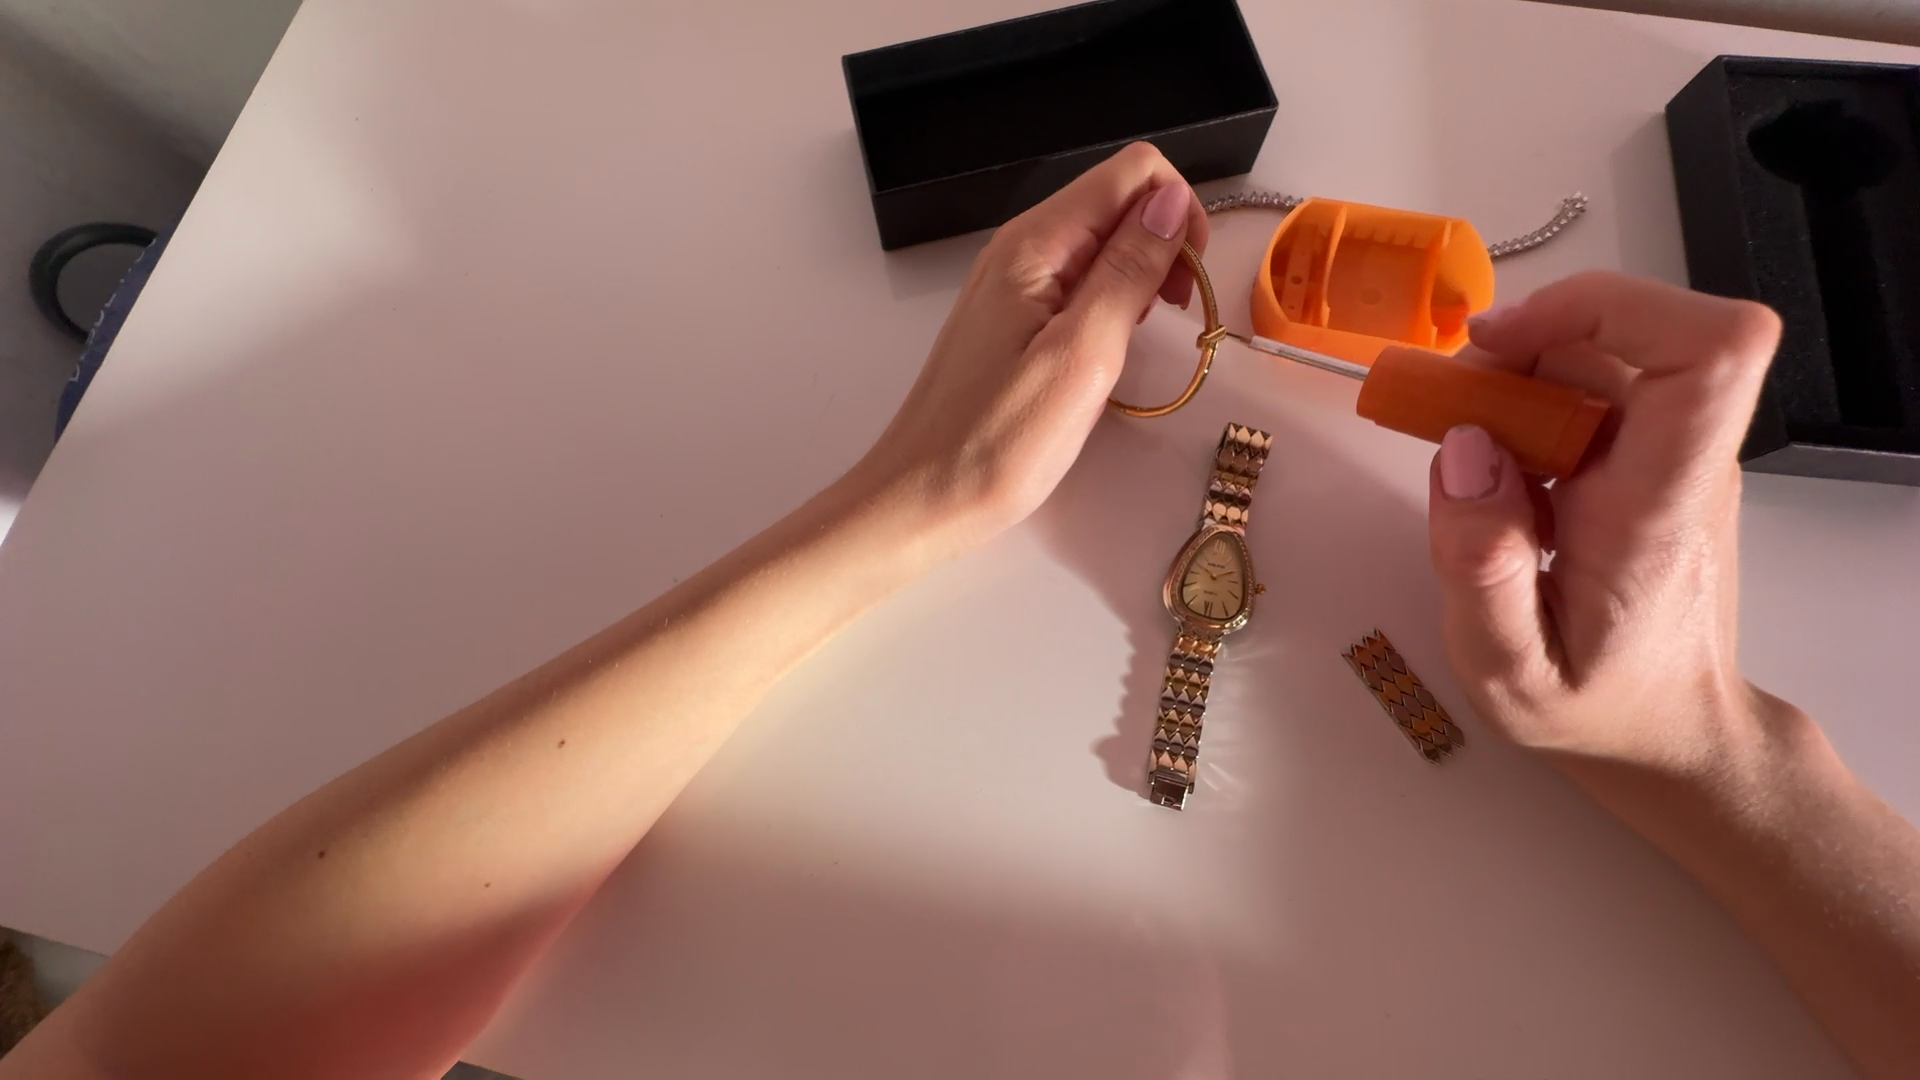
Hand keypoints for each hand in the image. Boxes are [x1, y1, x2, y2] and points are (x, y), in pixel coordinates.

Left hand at [855, 142, 1206, 551]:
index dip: (1178, 214)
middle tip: (1167, 319)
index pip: (1132, 172)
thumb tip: (1171, 200)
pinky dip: (1104, 308)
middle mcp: (1018, 251)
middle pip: (1115, 205)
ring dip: (1136, 280)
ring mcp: (1009, 290)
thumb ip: (1127, 271)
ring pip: (1097, 249)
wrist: (923, 500)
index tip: (1185, 287)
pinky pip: (1072, 289)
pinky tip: (1102, 353)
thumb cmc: (1000, 443)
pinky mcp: (1007, 326)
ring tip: (1134, 341)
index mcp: (1034, 245)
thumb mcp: (1082, 355)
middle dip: (1160, 247)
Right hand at [1424, 271, 1793, 788]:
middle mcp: (1684, 468)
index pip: (1706, 353)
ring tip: (1448, 432)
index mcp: (1657, 509)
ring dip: (1514, 374)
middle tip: (1441, 397)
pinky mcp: (1646, 469)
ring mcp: (1672, 464)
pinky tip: (1482, 458)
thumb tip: (1463, 446)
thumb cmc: (1589, 709)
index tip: (1496, 341)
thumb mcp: (1508, 670)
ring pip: (1608, 362)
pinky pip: (1593, 397)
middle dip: (1526, 343)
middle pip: (1641, 340)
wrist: (1669, 734)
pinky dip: (1522, 401)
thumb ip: (1479, 569)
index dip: (1604, 309)